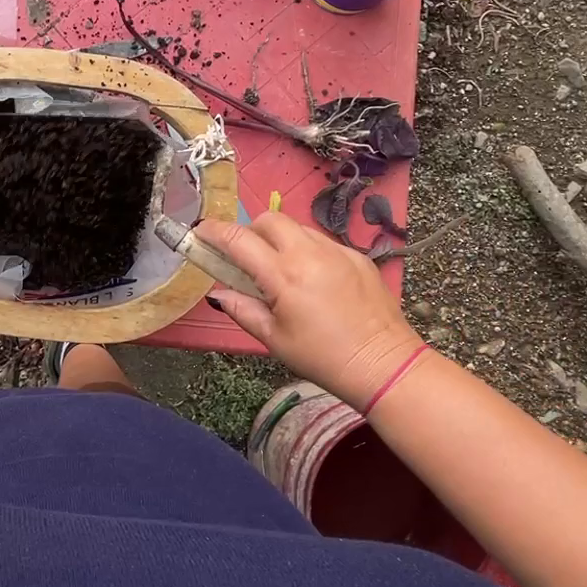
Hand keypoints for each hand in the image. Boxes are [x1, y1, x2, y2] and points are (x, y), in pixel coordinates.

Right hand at [195, 214, 423, 409]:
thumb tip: (217, 293)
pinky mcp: (358, 257)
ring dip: (279, 239)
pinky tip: (312, 279)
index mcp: (284, 275)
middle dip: (250, 229)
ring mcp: (338, 251)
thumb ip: (241, 309)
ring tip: (279, 269)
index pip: (238, 239)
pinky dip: (306, 250)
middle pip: (269, 219)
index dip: (213, 231)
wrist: (386, 367)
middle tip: (244, 256)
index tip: (199, 232)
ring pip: (297, 227)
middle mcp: (310, 253)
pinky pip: (322, 241)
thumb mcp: (274, 339)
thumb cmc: (323, 358)